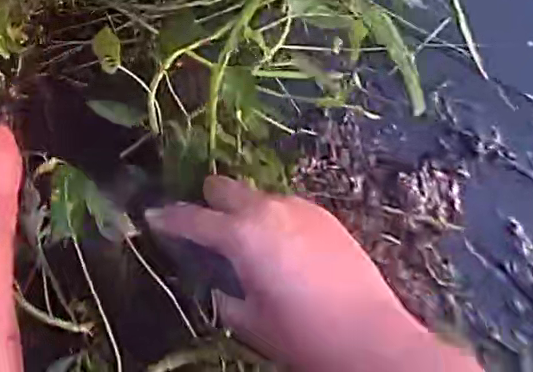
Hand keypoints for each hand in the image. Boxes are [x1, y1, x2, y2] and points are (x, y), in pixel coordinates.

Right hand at [147, 176, 475, 371]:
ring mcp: (296, 207)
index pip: (191, 218)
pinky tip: (289, 251)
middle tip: (210, 228)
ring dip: (246, 212)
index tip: (152, 214)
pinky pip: (286, 207)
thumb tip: (219, 285)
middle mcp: (264, 209)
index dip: (168, 218)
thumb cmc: (307, 340)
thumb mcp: (255, 326)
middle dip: (210, 202)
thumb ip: (227, 298)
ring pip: (256, 195)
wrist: (379, 346)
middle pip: (222, 187)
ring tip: (256, 246)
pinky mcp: (323, 214)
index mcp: (241, 235)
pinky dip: (277, 221)